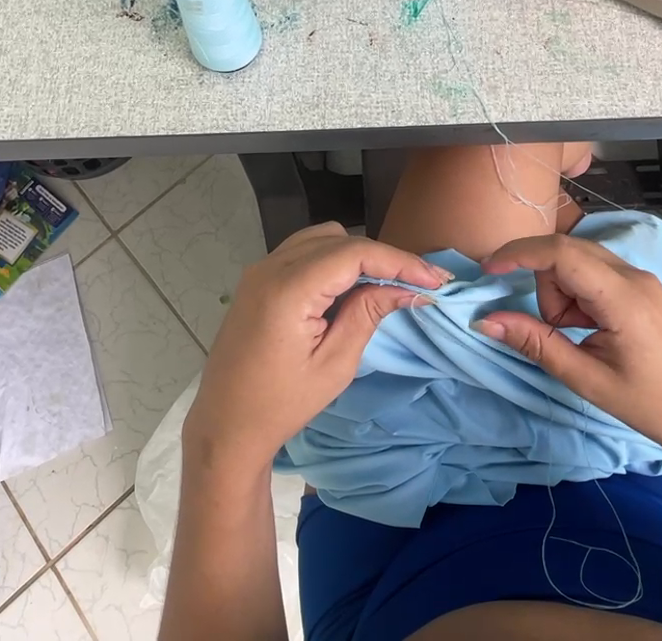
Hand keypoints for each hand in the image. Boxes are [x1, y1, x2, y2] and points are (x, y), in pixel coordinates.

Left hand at [185, 223, 450, 472]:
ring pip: (321, 239)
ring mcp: (260, 269)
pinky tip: (351, 287)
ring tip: (387, 285)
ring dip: (356, 255)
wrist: (226, 423)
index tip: (435, 279)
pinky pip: (303, 252)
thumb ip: (369, 314)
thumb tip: (410, 288)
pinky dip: (332, 260)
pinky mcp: (257, 278)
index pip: (354, 253)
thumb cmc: (282, 404)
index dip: (399, 260)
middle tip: (418, 284)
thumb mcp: (335, 364)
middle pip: (339, 240)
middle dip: (381, 257)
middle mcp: (270, 266)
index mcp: (288, 289)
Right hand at [473, 234, 661, 469]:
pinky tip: (592, 330)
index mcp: (623, 297)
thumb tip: (485, 320)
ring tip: (580, 337)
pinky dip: (580, 296)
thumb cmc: (652, 405)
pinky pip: (597, 274)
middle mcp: (635, 276)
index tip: (488, 270)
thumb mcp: (586, 378)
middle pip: (566, 254)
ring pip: (579, 262)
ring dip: (563, 293)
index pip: (560, 252)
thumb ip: (535, 343)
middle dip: (545, 286)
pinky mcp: (645, 289)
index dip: (518, 254)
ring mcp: (643, 280)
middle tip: (556, 332)